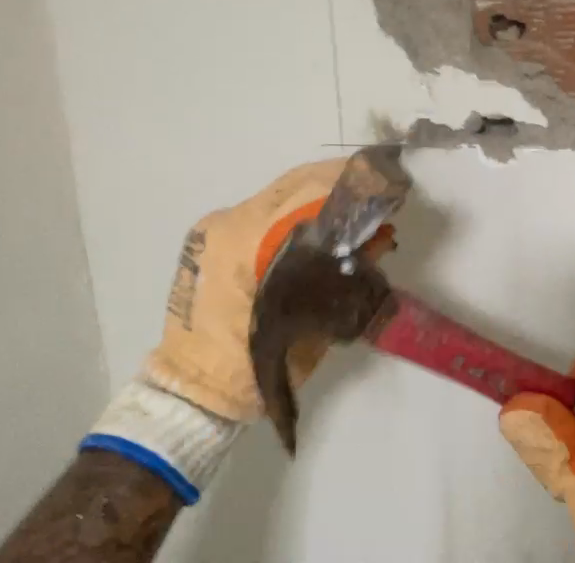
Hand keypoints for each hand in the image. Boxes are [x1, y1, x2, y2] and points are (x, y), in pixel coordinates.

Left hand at [138, 159, 381, 421]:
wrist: (190, 393)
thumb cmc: (251, 368)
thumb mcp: (310, 324)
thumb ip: (344, 276)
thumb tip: (379, 238)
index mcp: (247, 242)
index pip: (308, 192)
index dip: (350, 185)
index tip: (384, 187)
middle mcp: (228, 223)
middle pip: (294, 183)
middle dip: (337, 182)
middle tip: (375, 190)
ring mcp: (215, 228)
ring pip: (278, 193)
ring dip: (316, 195)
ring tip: (351, 207)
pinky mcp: (211, 238)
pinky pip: (260, 211)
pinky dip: (292, 211)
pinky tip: (316, 225)